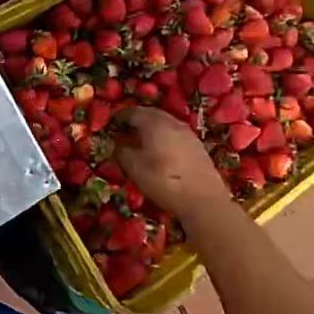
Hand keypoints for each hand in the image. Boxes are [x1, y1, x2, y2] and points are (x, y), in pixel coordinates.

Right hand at [114, 107, 231, 217]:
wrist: (204, 200)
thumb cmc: (164, 181)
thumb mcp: (134, 168)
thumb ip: (121, 152)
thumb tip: (117, 144)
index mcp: (154, 123)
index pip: (132, 112)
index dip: (118, 118)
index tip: (109, 126)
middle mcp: (172, 122)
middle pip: (150, 114)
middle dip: (135, 120)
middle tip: (123, 131)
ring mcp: (187, 133)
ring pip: (164, 123)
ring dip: (150, 129)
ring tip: (140, 142)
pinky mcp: (197, 146)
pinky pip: (174, 134)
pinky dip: (163, 137)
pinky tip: (160, 152)